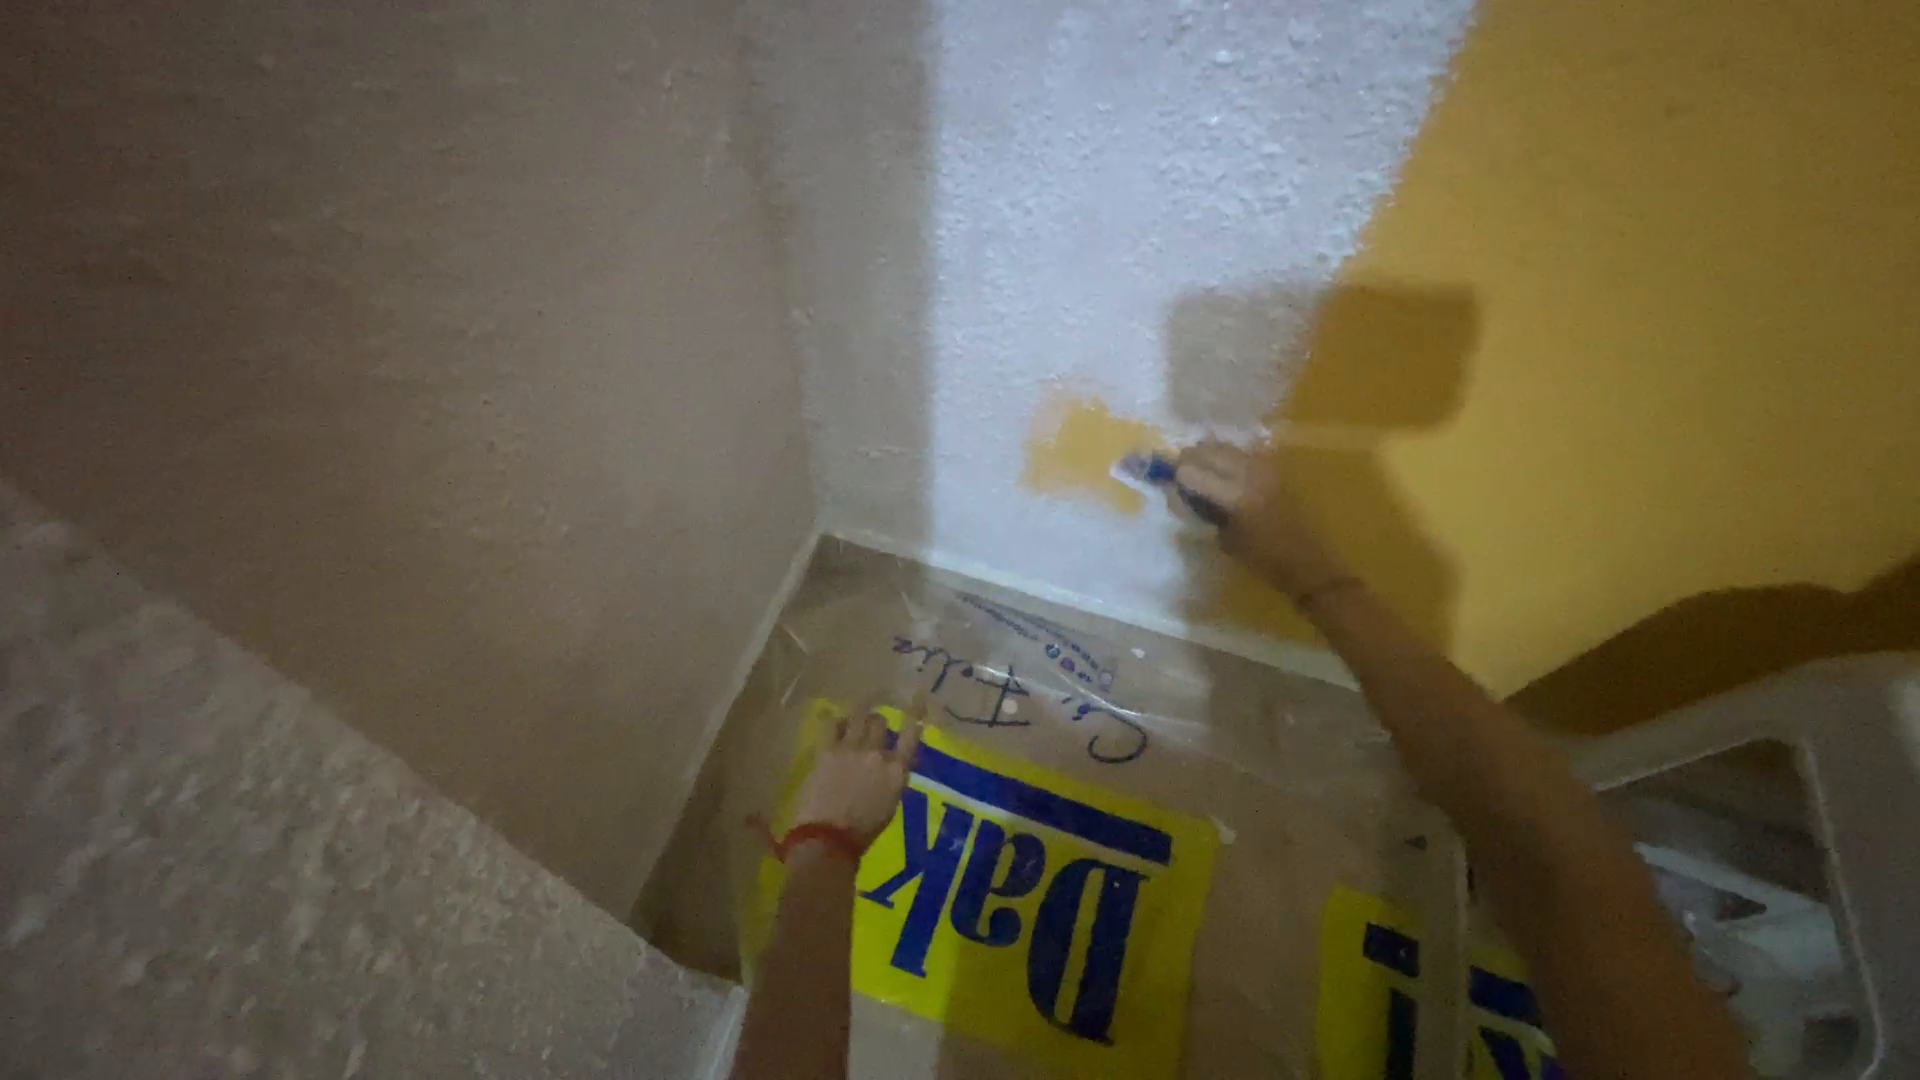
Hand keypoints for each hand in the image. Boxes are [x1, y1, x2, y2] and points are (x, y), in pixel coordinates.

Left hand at [790, 705, 923, 844]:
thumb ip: (894, 778)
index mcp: (897, 770)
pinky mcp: (828, 750)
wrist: (829, 840)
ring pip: (859, 716)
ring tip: (855, 714)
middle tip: (871, 725)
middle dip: (877, 721)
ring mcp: (852, 748)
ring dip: (858, 714)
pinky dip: (837, 721)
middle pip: (880, 721)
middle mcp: (878, 753)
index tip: (917, 698)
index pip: (912, 733)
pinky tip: (836, 724)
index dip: (915, 712)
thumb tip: (896, 762)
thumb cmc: (863, 831)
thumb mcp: (890, 804)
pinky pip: (833, 723)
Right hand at [1174, 439, 1351, 600]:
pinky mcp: (1273, 467)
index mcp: (1234, 496)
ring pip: (1222, 446)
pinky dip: (1225, 458)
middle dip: (1188, 461)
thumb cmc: (1262, 559)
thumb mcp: (1222, 539)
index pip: (1189, 470)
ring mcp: (1263, 467)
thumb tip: (1178, 490)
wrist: (1308, 561)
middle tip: (1182, 479)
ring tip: (1202, 476)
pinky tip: (1224, 475)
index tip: (1171, 487)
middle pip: (1204, 450)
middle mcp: (1249, 474)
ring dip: (1206, 457)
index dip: (1175, 477)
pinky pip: (1240, 452)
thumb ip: (1199, 510)